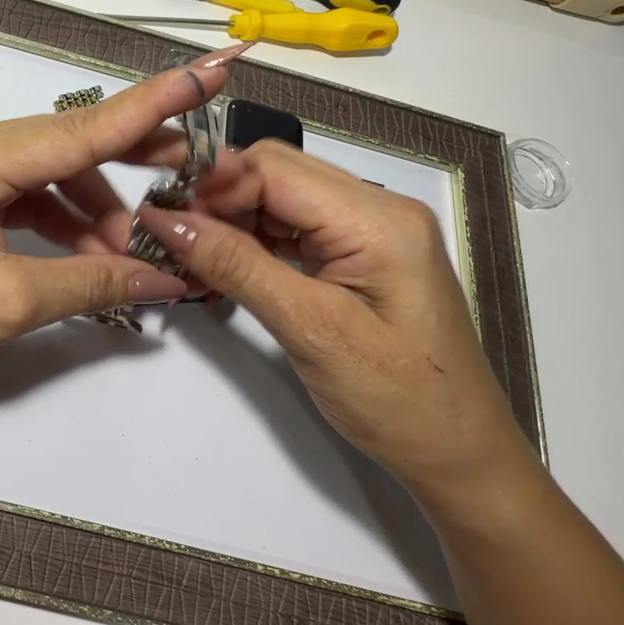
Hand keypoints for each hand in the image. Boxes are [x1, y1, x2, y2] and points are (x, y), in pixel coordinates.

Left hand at [0, 45, 246, 399]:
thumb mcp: (7, 303)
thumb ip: (93, 282)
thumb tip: (168, 277)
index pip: (78, 130)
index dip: (148, 106)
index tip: (205, 74)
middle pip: (71, 141)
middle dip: (135, 158)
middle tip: (198, 171)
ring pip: (57, 169)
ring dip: (100, 204)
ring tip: (134, 248)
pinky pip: (36, 193)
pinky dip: (70, 219)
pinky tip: (97, 251)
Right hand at [139, 140, 533, 497]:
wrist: (459, 456)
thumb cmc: (396, 400)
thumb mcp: (308, 330)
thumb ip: (236, 266)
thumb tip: (166, 220)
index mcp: (377, 219)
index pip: (272, 168)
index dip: (212, 187)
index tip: (164, 223)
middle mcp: (378, 209)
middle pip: (275, 174)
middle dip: (217, 202)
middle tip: (174, 245)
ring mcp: (372, 232)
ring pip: (278, 199)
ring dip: (230, 224)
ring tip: (191, 264)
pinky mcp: (361, 256)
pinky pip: (293, 229)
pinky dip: (253, 244)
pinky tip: (224, 273)